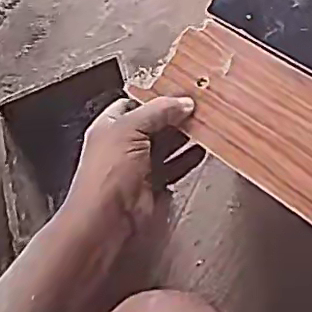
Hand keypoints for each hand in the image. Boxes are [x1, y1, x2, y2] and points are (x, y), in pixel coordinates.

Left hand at [58, 96, 205, 246]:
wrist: (106, 219)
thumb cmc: (106, 175)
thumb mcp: (130, 129)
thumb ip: (157, 112)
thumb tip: (181, 102)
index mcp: (110, 125)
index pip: (136, 103)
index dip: (156, 98)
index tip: (180, 92)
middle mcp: (123, 144)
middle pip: (154, 123)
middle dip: (175, 116)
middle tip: (198, 108)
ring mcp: (138, 165)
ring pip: (166, 144)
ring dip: (185, 137)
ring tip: (205, 126)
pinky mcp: (152, 184)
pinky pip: (174, 166)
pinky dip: (188, 158)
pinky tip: (201, 150)